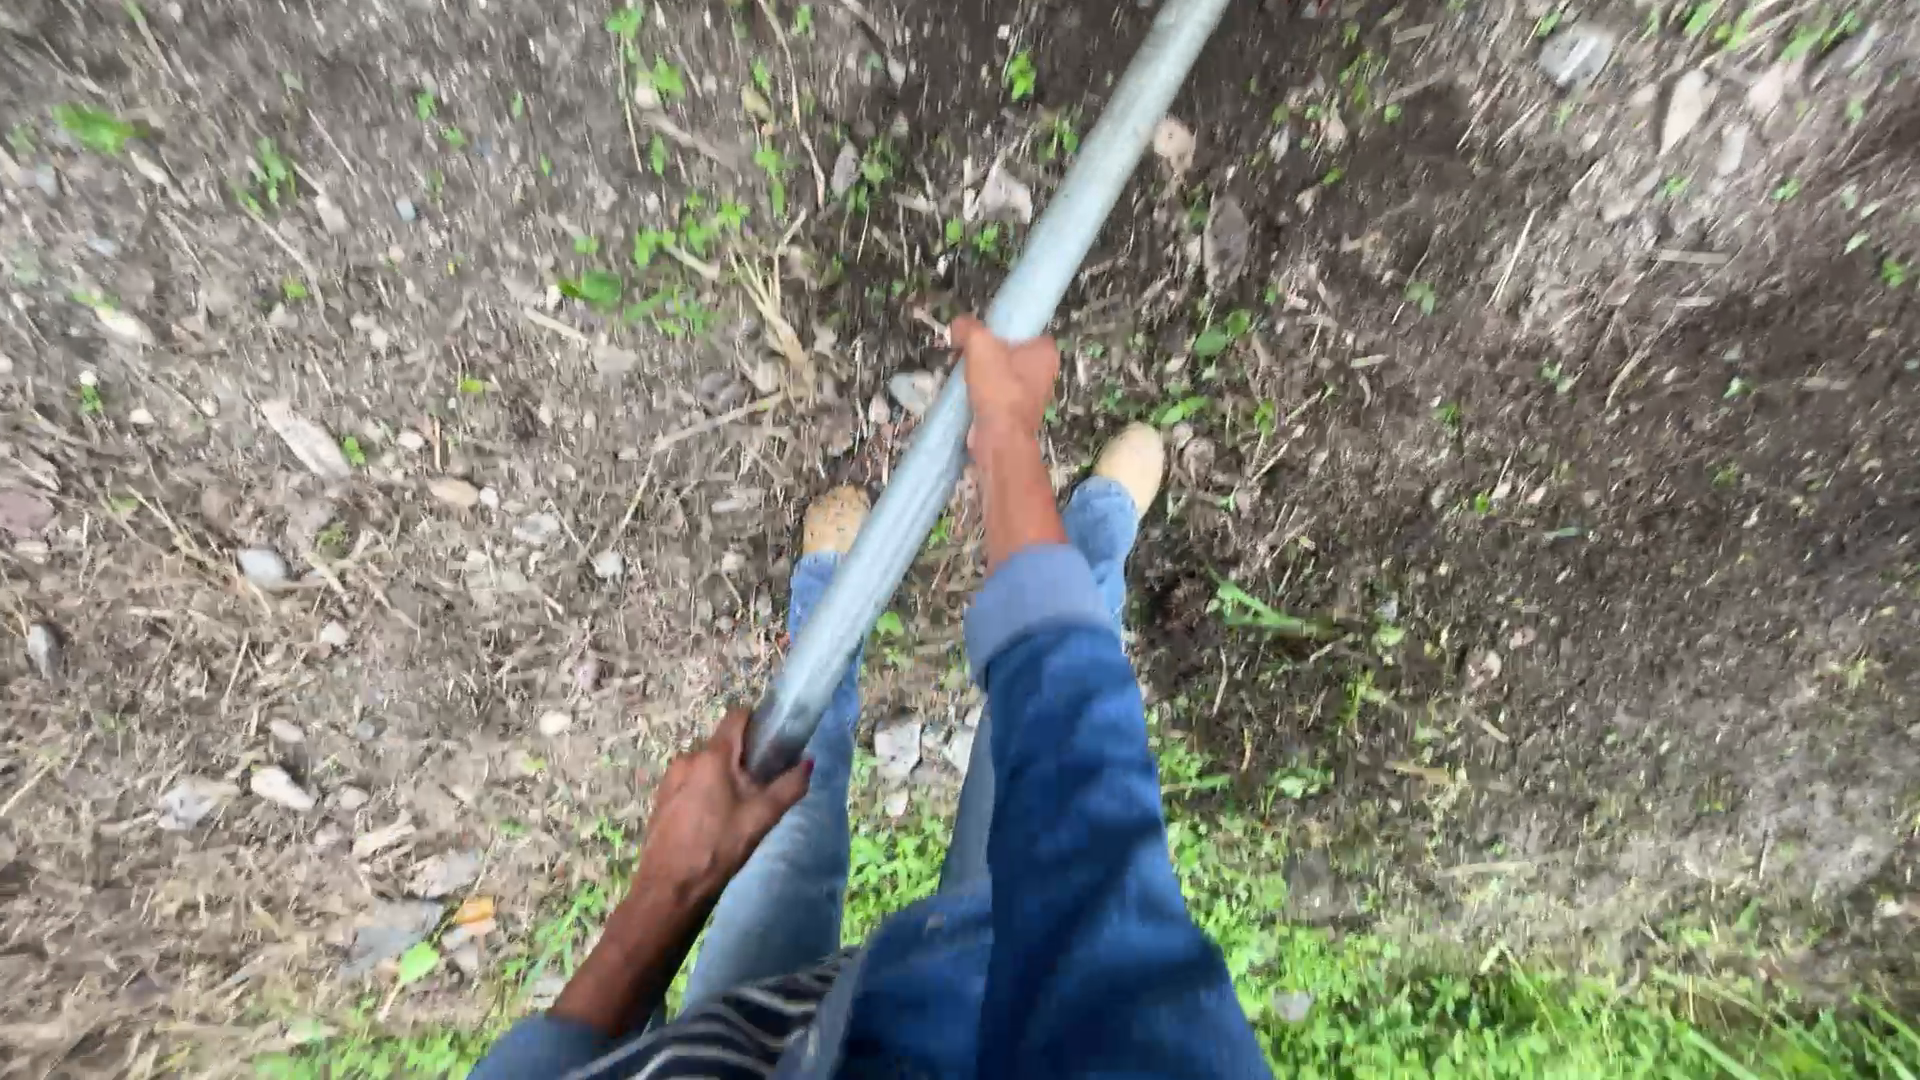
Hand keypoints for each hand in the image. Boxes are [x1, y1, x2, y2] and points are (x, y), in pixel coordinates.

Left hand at [637, 707, 810, 900]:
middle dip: (744, 759)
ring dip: (723, 777)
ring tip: (737, 809)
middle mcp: (688, 758)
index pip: (737, 716)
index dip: (758, 723)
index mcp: (713, 755)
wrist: (670, 890)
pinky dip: (705, 792)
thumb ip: (790, 785)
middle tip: (760, 786)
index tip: (774, 743)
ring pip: (707, 766)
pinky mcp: (661, 800)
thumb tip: (808, 763)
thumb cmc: (719, 846)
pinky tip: (713, 822)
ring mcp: (670, 779)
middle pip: (724, 745)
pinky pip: (691, 783)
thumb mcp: (763, 816)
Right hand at [952, 315, 1059, 450]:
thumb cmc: (999, 387)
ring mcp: (1031, 397)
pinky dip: (982, 394)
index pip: (1027, 331)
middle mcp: (1044, 374)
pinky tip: (965, 393)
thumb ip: (968, 327)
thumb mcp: (980, 345)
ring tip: (962, 372)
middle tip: (966, 353)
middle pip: (1010, 353)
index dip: (1004, 329)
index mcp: (1046, 352)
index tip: (983, 334)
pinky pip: (996, 396)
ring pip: (1002, 376)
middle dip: (986, 353)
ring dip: (981, 374)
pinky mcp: (1015, 415)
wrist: (999, 437)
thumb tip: (958, 325)